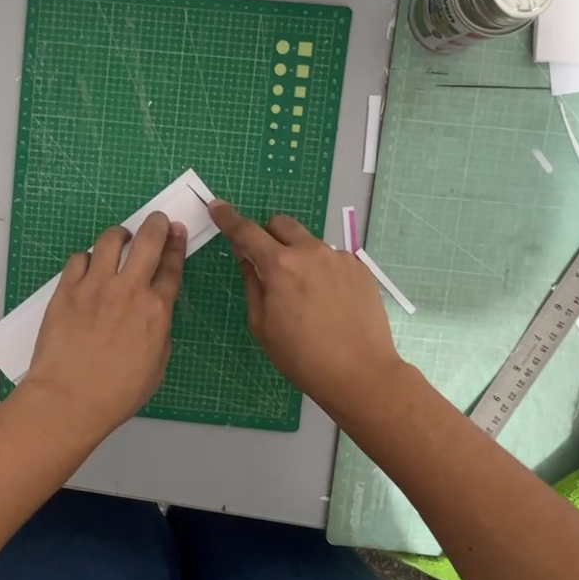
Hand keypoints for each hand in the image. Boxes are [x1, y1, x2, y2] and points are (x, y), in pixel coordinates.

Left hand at [18, 212, 187, 439]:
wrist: (69, 398)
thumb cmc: (117, 393)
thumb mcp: (157, 366)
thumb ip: (159, 332)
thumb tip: (153, 314)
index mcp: (156, 310)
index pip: (172, 266)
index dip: (177, 245)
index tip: (177, 233)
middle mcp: (128, 290)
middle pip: (148, 241)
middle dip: (156, 225)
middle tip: (157, 221)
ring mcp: (95, 286)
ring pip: (110, 240)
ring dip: (119, 234)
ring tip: (120, 238)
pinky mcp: (66, 290)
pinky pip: (78, 258)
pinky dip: (86, 258)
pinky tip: (88, 266)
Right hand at [208, 201, 410, 423]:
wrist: (360, 373)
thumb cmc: (301, 356)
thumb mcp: (262, 324)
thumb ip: (252, 283)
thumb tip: (247, 257)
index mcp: (280, 265)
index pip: (247, 231)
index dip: (228, 218)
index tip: (217, 206)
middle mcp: (311, 252)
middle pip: (282, 224)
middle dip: (268, 235)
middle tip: (266, 263)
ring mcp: (340, 258)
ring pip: (309, 243)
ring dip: (298, 257)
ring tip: (305, 296)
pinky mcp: (361, 269)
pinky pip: (333, 260)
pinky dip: (322, 272)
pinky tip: (329, 303)